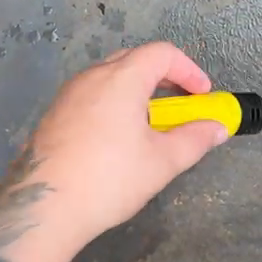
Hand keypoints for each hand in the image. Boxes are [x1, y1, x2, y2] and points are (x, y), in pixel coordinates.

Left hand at [23, 42, 228, 245]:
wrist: (43, 208)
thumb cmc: (109, 179)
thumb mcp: (163, 162)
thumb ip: (195, 139)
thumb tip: (217, 128)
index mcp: (121, 78)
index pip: (162, 53)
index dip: (189, 70)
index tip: (202, 96)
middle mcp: (92, 77)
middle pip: (134, 60)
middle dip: (164, 77)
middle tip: (180, 104)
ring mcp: (68, 94)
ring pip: (110, 77)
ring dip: (137, 90)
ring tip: (151, 124)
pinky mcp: (54, 115)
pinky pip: (92, 95)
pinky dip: (114, 103)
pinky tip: (118, 139)